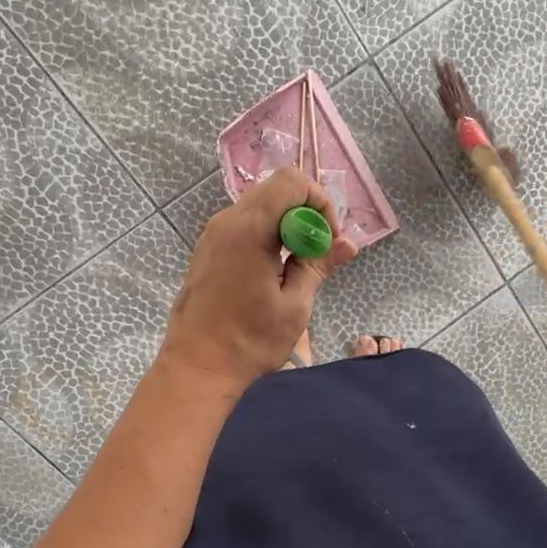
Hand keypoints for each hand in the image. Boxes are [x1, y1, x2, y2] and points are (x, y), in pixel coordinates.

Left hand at [159, 167, 358, 383]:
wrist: (199, 364)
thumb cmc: (251, 340)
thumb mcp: (295, 306)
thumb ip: (318, 266)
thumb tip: (347, 244)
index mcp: (250, 230)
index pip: (291, 182)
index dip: (319, 204)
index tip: (327, 241)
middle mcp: (228, 221)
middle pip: (276, 191)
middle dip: (305, 215)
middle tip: (317, 256)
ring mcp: (214, 234)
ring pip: (261, 208)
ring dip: (287, 228)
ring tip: (297, 270)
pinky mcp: (210, 249)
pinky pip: (246, 227)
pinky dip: (268, 238)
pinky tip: (275, 275)